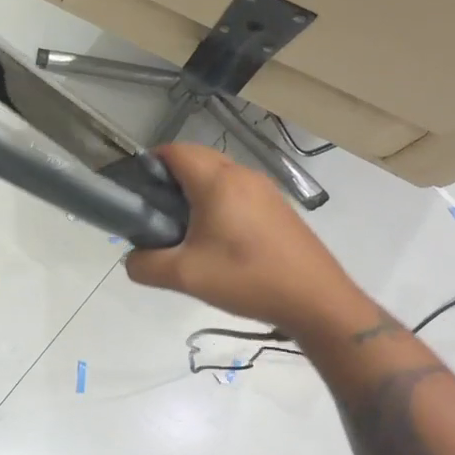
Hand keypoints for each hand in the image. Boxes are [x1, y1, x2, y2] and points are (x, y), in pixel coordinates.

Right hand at [124, 144, 368, 335]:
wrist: (319, 303)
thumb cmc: (248, 279)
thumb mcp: (183, 276)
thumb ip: (143, 264)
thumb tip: (134, 257)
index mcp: (218, 182)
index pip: (173, 151)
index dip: (148, 164)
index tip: (135, 192)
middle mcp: (243, 176)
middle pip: (195, 158)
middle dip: (168, 178)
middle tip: (153, 211)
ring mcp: (266, 191)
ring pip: (217, 175)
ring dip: (193, 190)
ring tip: (181, 227)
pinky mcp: (279, 208)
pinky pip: (237, 191)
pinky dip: (217, 202)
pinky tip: (215, 238)